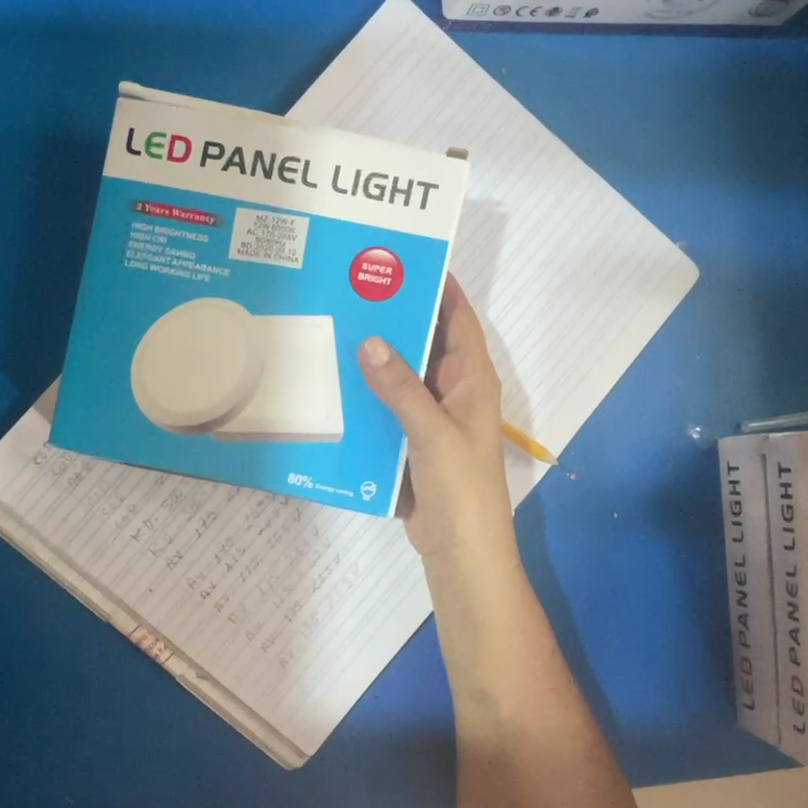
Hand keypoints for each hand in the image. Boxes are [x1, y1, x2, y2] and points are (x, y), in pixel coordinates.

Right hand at [358, 275, 515, 563]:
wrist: (460, 548)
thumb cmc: (460, 486)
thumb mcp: (432, 431)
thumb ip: (401, 387)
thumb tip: (369, 340)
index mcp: (472, 379)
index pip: (458, 319)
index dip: (439, 287)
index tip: (405, 259)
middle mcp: (453, 391)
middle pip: (425, 344)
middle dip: (395, 319)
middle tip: (352, 290)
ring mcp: (431, 418)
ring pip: (402, 377)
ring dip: (376, 358)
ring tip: (335, 327)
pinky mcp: (411, 443)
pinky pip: (388, 409)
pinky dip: (367, 396)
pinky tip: (335, 384)